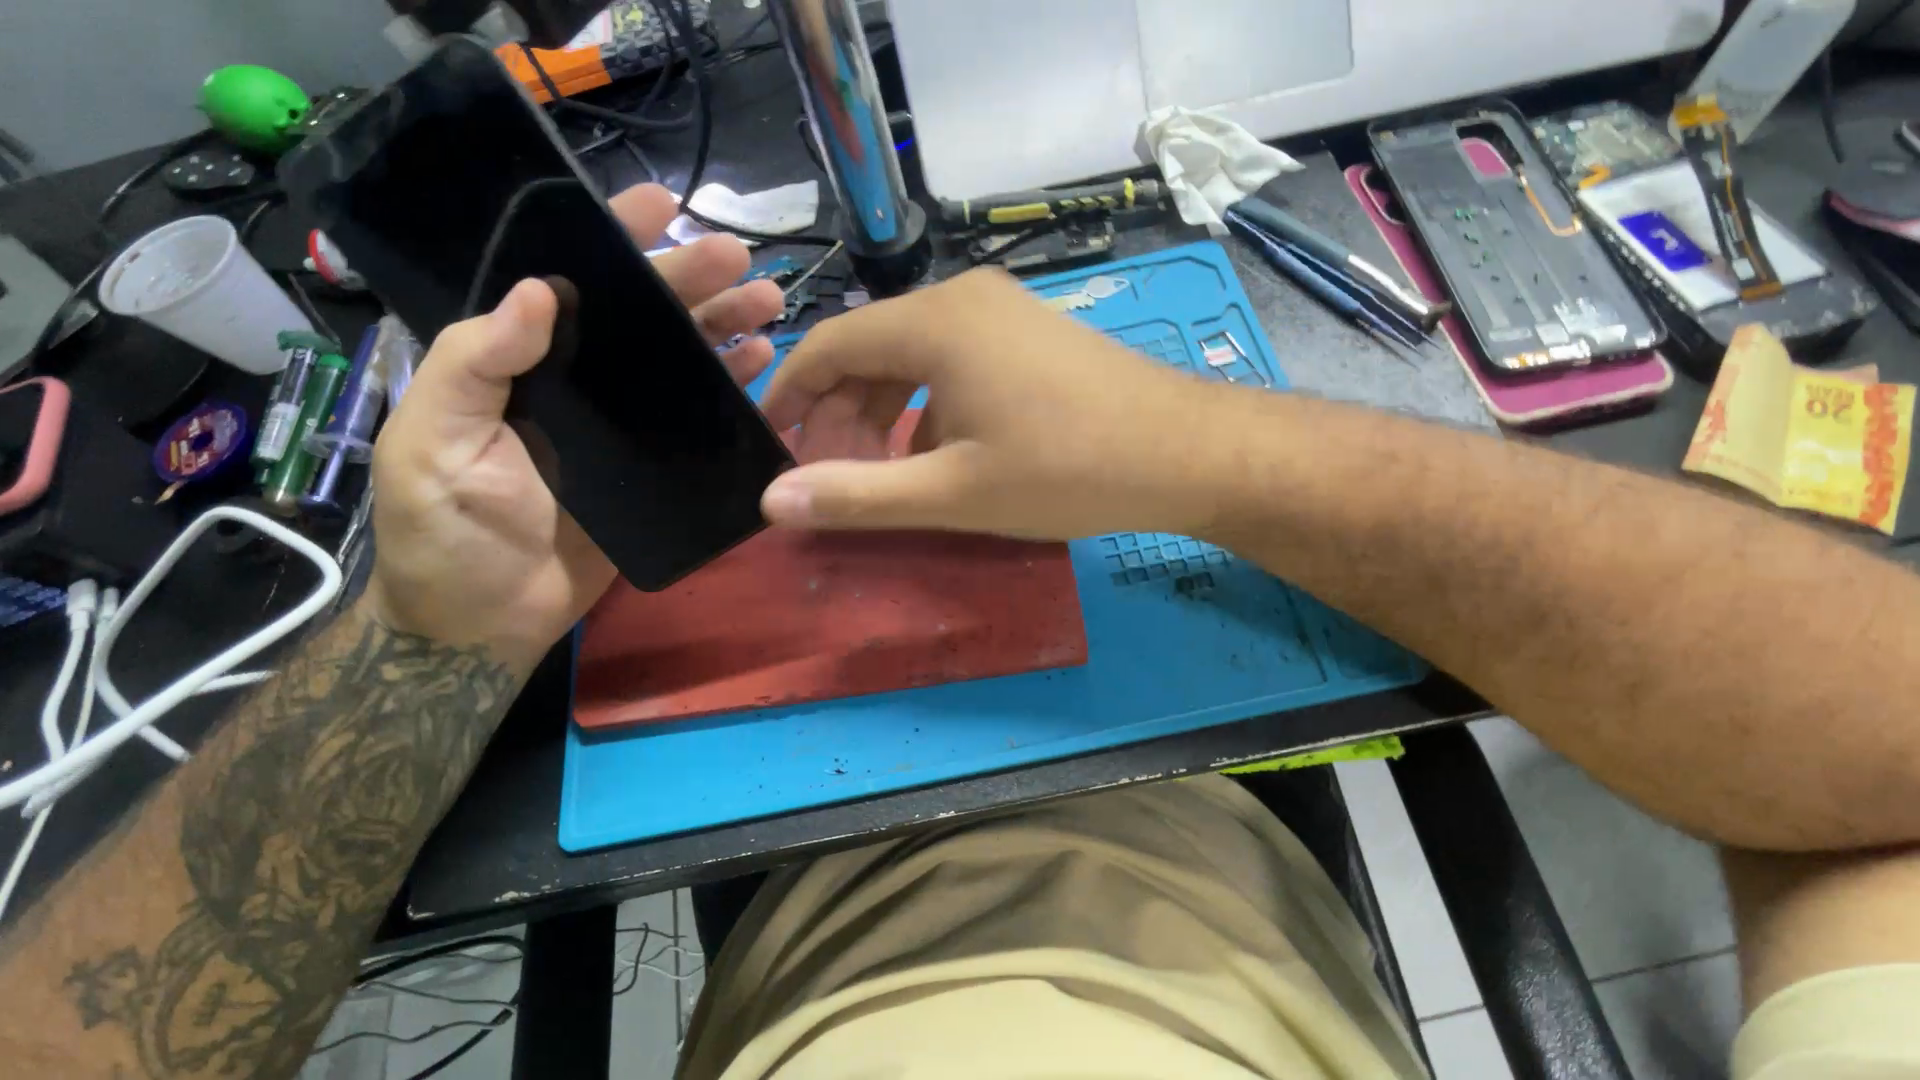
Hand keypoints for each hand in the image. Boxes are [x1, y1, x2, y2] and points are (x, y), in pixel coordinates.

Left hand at [366, 184, 783, 667]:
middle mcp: (573, 383)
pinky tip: (759, 365)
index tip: (660, 205)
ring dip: (722, 327)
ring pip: (675, 362)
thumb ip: (474, 365)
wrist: (483, 624)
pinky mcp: (651, 469)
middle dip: (689, 280)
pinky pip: (693, 420)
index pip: (568, 283)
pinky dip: (727, 390)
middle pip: (638, 317)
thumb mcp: (433, 442)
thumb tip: (543, 291)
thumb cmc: (443, 532)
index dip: (611, 239)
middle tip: (740, 259)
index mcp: (516, 363)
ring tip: (770, 303)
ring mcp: (618, 427)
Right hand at [759, 268, 1229, 540]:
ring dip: (885, 415)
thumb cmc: (1066, 470)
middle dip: (841, 415)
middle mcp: (962, 298)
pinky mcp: (1030, 334)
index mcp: (934, 322)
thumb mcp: (953, 492)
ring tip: (881, 477)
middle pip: (871, 350)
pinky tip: (939, 459)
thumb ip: (857, 495)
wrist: (1187, 452)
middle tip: (833, 479)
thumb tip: (770, 502)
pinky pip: (955, 364)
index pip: (828, 345)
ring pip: (913, 359)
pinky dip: (930, 409)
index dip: (791, 397)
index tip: (773, 448)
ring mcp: (1003, 312)